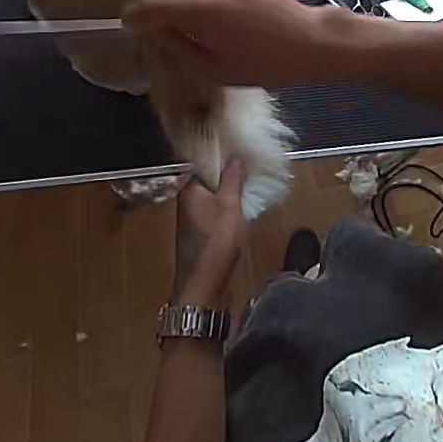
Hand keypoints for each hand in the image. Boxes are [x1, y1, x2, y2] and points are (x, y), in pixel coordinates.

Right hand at [123, 0, 364, 87]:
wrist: (309, 42)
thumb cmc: (264, 64)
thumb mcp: (213, 69)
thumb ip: (176, 47)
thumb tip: (154, 33)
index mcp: (201, 9)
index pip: (149, 2)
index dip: (133, 16)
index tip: (129, 26)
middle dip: (151, 2)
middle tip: (156, 26)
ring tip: (189, 22)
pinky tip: (218, 13)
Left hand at [172, 162, 249, 306]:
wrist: (204, 286)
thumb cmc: (215, 242)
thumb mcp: (229, 204)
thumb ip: (232, 177)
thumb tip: (235, 156)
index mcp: (189, 189)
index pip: (207, 163)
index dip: (226, 158)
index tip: (245, 155)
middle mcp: (188, 201)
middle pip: (212, 180)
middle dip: (233, 177)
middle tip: (254, 173)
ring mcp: (194, 218)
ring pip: (217, 197)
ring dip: (234, 195)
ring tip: (254, 190)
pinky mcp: (202, 233)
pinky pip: (218, 213)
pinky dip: (231, 211)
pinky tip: (246, 212)